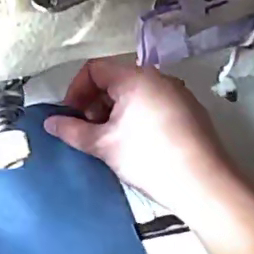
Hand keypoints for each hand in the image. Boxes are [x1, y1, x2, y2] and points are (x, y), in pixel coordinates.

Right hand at [44, 57, 250, 220]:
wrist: (203, 184)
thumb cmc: (148, 158)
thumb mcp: (101, 144)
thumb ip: (70, 130)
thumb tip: (50, 122)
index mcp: (136, 78)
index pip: (94, 69)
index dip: (75, 90)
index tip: (70, 116)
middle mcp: (159, 78)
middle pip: (114, 79)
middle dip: (93, 102)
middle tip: (87, 130)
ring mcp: (177, 93)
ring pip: (132, 92)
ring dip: (112, 111)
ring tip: (108, 139)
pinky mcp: (188, 110)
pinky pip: (151, 103)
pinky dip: (133, 115)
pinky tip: (132, 142)